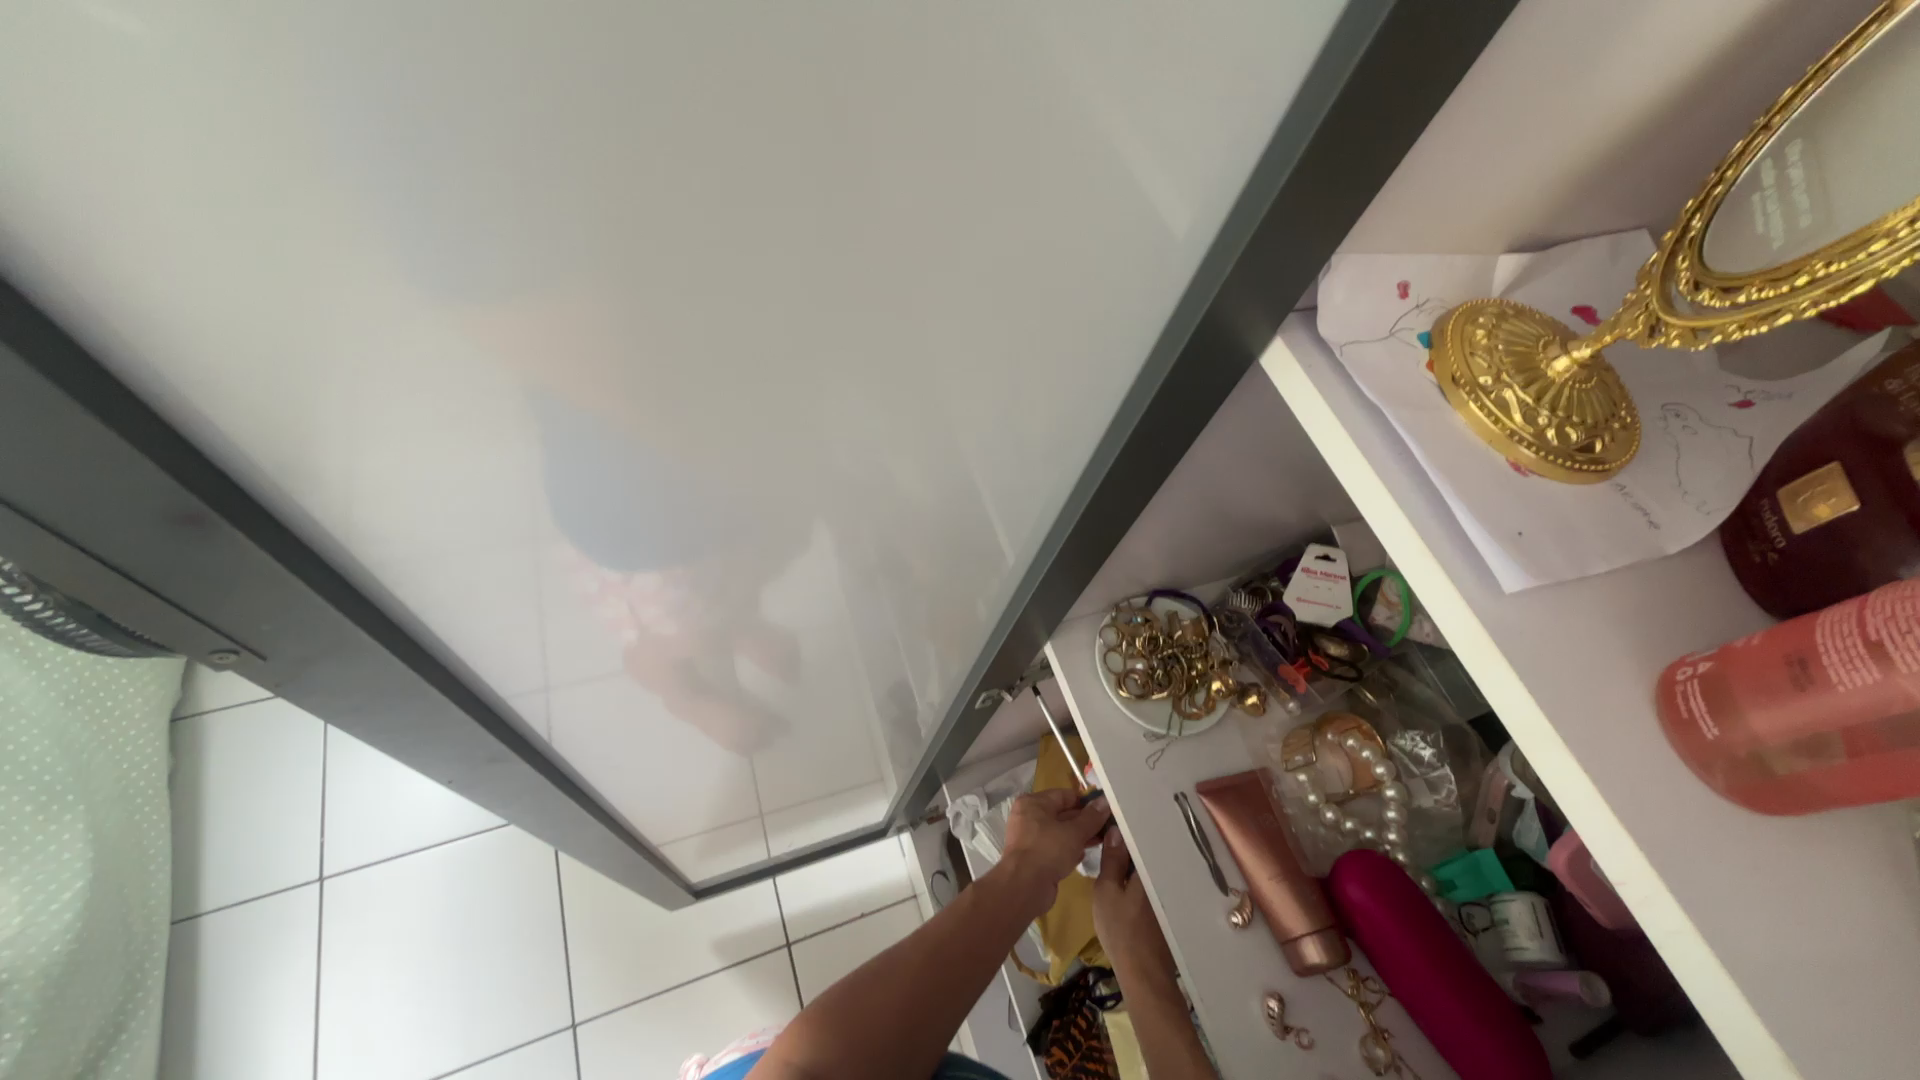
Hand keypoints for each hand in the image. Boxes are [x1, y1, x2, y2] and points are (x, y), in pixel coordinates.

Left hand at [998, 789, 1110, 915]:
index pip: (1065, 796)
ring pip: (1060, 833)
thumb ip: (1091, 817)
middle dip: (1085, 821)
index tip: (1106, 809)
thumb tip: (1105, 801)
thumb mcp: (1074, 832)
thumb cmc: (1048, 850)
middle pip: (1062, 814)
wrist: (1025, 886)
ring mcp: (1030, 838)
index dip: (1086, 802)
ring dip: (1079, 836)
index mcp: (1033, 803)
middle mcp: (1028, 817)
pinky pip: (1055, 848)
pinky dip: (1068, 850)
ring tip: (1102, 840)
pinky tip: (1084, 854)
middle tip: (1109, 827)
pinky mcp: (1034, 857)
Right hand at [1092, 832, 1176, 984]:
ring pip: (1149, 865)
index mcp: (1149, 868)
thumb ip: (1112, 859)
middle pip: (1146, 849)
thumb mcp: (1106, 891)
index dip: (1124, 825)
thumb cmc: (1121, 929)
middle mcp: (1163, 875)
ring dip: (1135, 856)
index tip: (1108, 816)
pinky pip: (1153, 879)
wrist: (1143, 972)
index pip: (1139, 836)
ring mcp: (1167, 891)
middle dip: (1130, 839)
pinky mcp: (1166, 905)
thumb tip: (1115, 829)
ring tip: (1115, 847)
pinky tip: (1128, 875)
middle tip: (1107, 830)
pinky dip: (1141, 873)